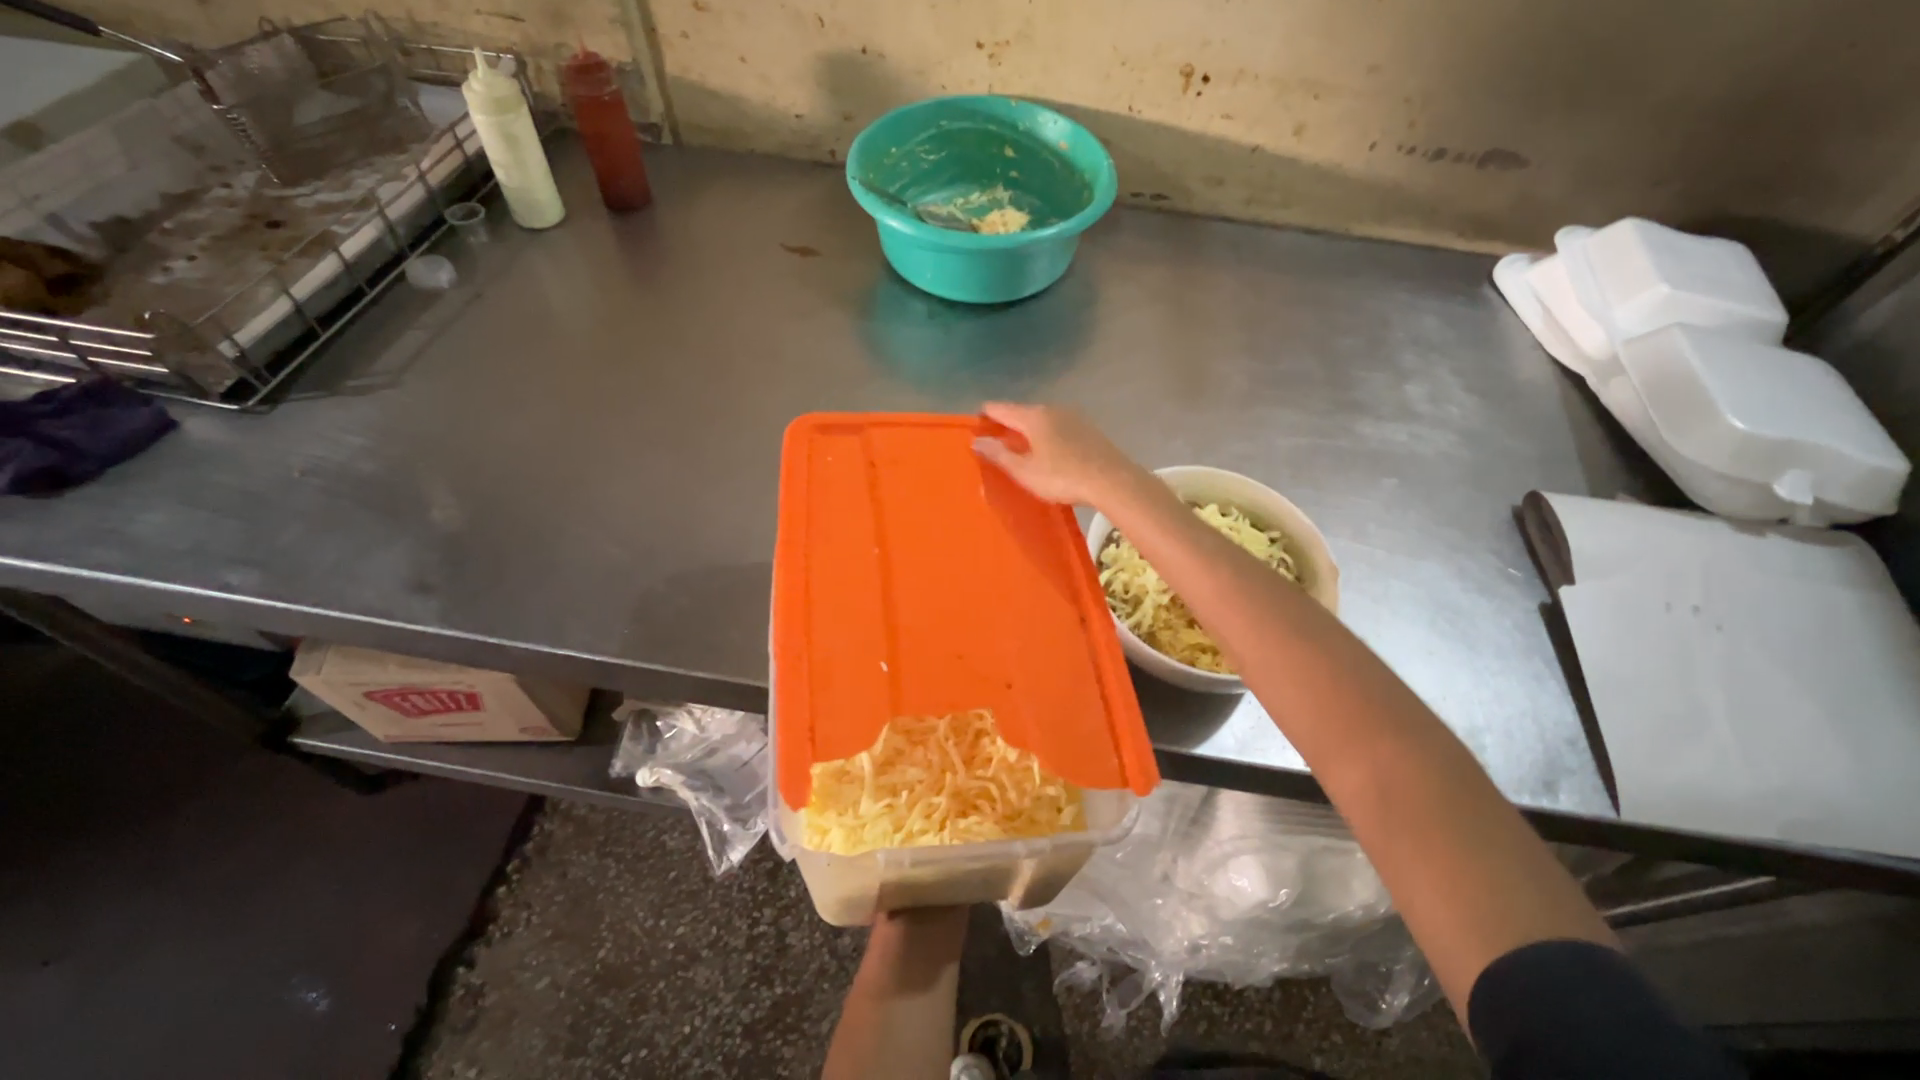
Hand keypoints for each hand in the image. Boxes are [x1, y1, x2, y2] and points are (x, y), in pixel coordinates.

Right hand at [972, 403, 1145, 506]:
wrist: (1112, 481)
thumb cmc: (1062, 476)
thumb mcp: (1025, 471)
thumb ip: (999, 454)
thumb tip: (977, 440)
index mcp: (1033, 417)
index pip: (1001, 409)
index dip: (985, 416)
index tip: (974, 427)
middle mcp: (1053, 410)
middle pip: (1022, 413)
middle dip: (1008, 425)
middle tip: (995, 443)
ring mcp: (1074, 418)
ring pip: (1042, 420)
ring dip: (1029, 432)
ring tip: (1020, 450)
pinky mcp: (1089, 430)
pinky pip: (1058, 428)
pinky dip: (1047, 437)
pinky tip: (1048, 453)